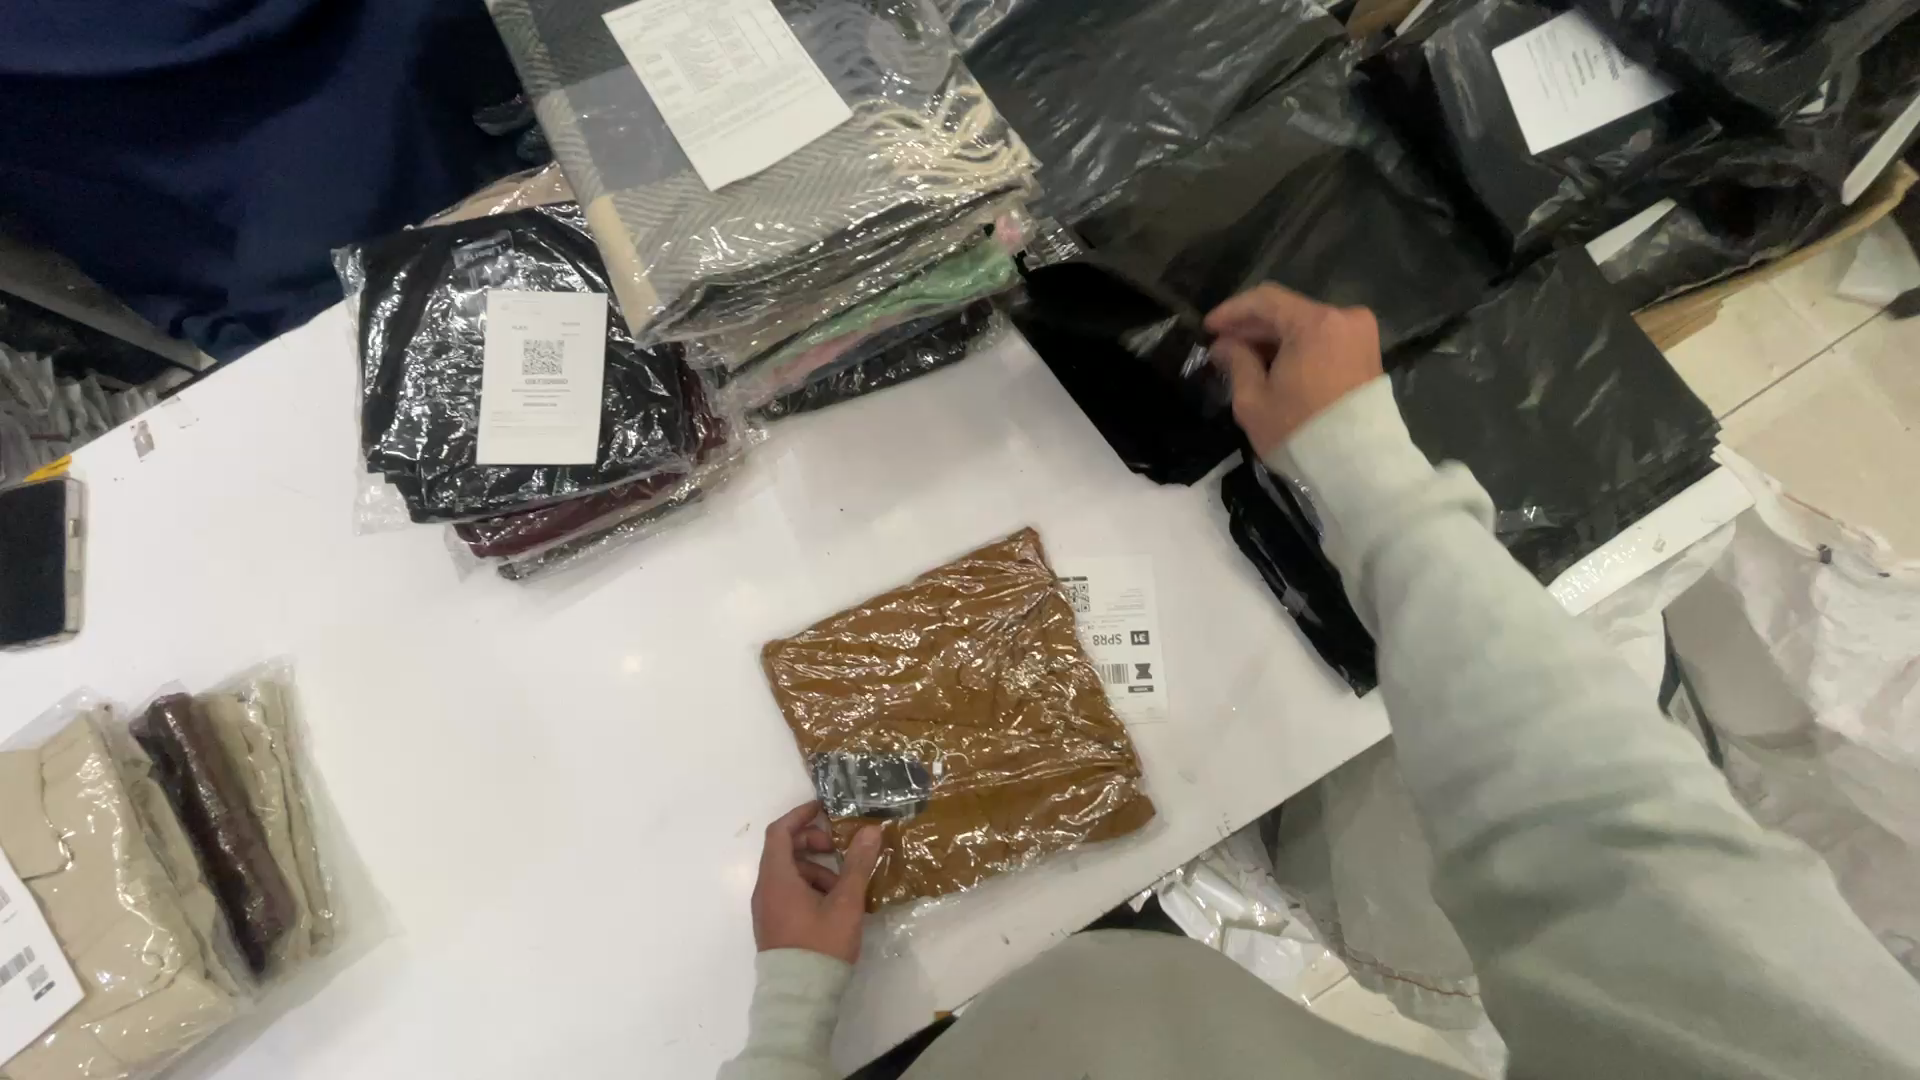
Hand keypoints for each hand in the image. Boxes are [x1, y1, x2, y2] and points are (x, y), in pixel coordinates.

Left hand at [750, 801, 883, 963]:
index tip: (824, 809)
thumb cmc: (820, 945)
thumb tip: (871, 830)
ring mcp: (768, 910)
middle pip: (783, 850)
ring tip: (843, 885)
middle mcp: (765, 890)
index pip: (779, 832)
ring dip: (816, 868)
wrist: (799, 1000)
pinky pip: (789, 892)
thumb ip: (857, 864)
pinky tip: (835, 905)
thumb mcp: (845, 902)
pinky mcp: (774, 926)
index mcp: (777, 879)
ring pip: (789, 873)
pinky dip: (810, 887)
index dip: (800, 815)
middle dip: (812, 842)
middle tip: (838, 849)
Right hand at [1206, 284, 1383, 459]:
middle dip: (1251, 328)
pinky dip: (1295, 348)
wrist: (1357, 463)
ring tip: (1242, 359)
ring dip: (1272, 339)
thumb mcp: (1253, 399)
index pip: (1265, 300)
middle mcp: (1343, 318)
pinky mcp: (1366, 353)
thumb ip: (1237, 362)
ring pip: (1304, 326)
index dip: (1231, 311)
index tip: (1207, 328)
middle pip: (1287, 311)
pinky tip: (1272, 365)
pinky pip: (1322, 340)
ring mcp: (1359, 334)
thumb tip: (1224, 345)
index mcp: (1314, 322)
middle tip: (1221, 346)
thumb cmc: (1298, 430)